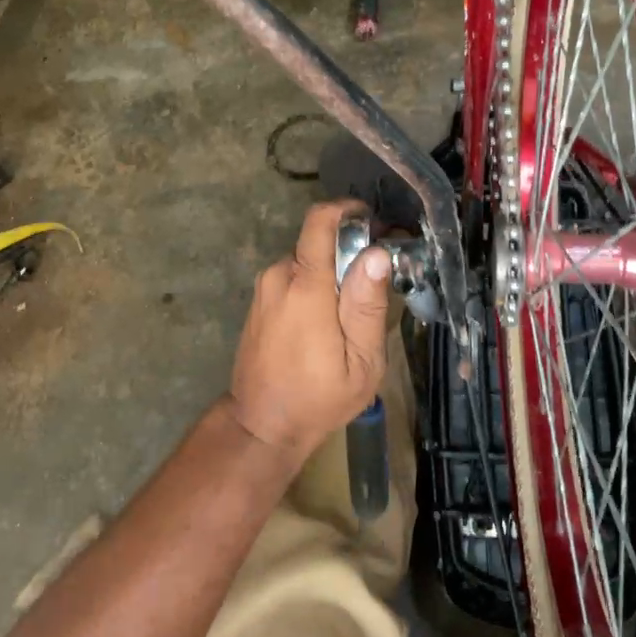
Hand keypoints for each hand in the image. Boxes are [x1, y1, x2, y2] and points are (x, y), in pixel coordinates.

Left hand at [227, 201, 390, 459]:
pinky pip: (292, 280)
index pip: (319, 221)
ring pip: (306, 263)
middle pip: (318, 244)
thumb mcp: (360, 361)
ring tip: (351, 314)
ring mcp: (264, 289)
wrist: (261, 425)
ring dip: (330, 276)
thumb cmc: (318, 398)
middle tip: (374, 284)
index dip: (347, 211)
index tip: (373, 224)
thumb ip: (367, 304)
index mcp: (305, 287)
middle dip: (347, 254)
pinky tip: (326, 324)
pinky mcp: (259, 302)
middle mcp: (278, 277)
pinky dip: (312, 288)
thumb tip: (377, 254)